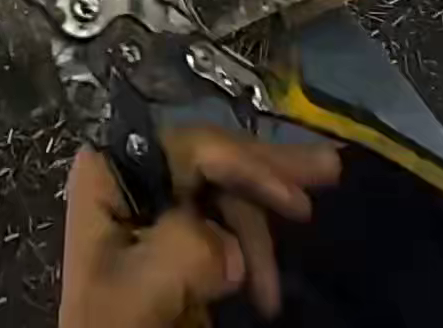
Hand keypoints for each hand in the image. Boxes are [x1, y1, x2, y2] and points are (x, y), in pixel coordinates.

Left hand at [59, 127, 341, 327]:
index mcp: (114, 169)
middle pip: (215, 160)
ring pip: (224, 189)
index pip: (194, 149)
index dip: (248, 167)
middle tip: (329, 166)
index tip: (297, 202)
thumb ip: (183, 253)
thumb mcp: (133, 294)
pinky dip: (254, 238)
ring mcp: (157, 203)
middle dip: (270, 168)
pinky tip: (273, 263)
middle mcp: (137, 172)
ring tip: (309, 212)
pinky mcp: (175, 236)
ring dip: (265, 214)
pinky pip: (223, 220)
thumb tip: (232, 251)